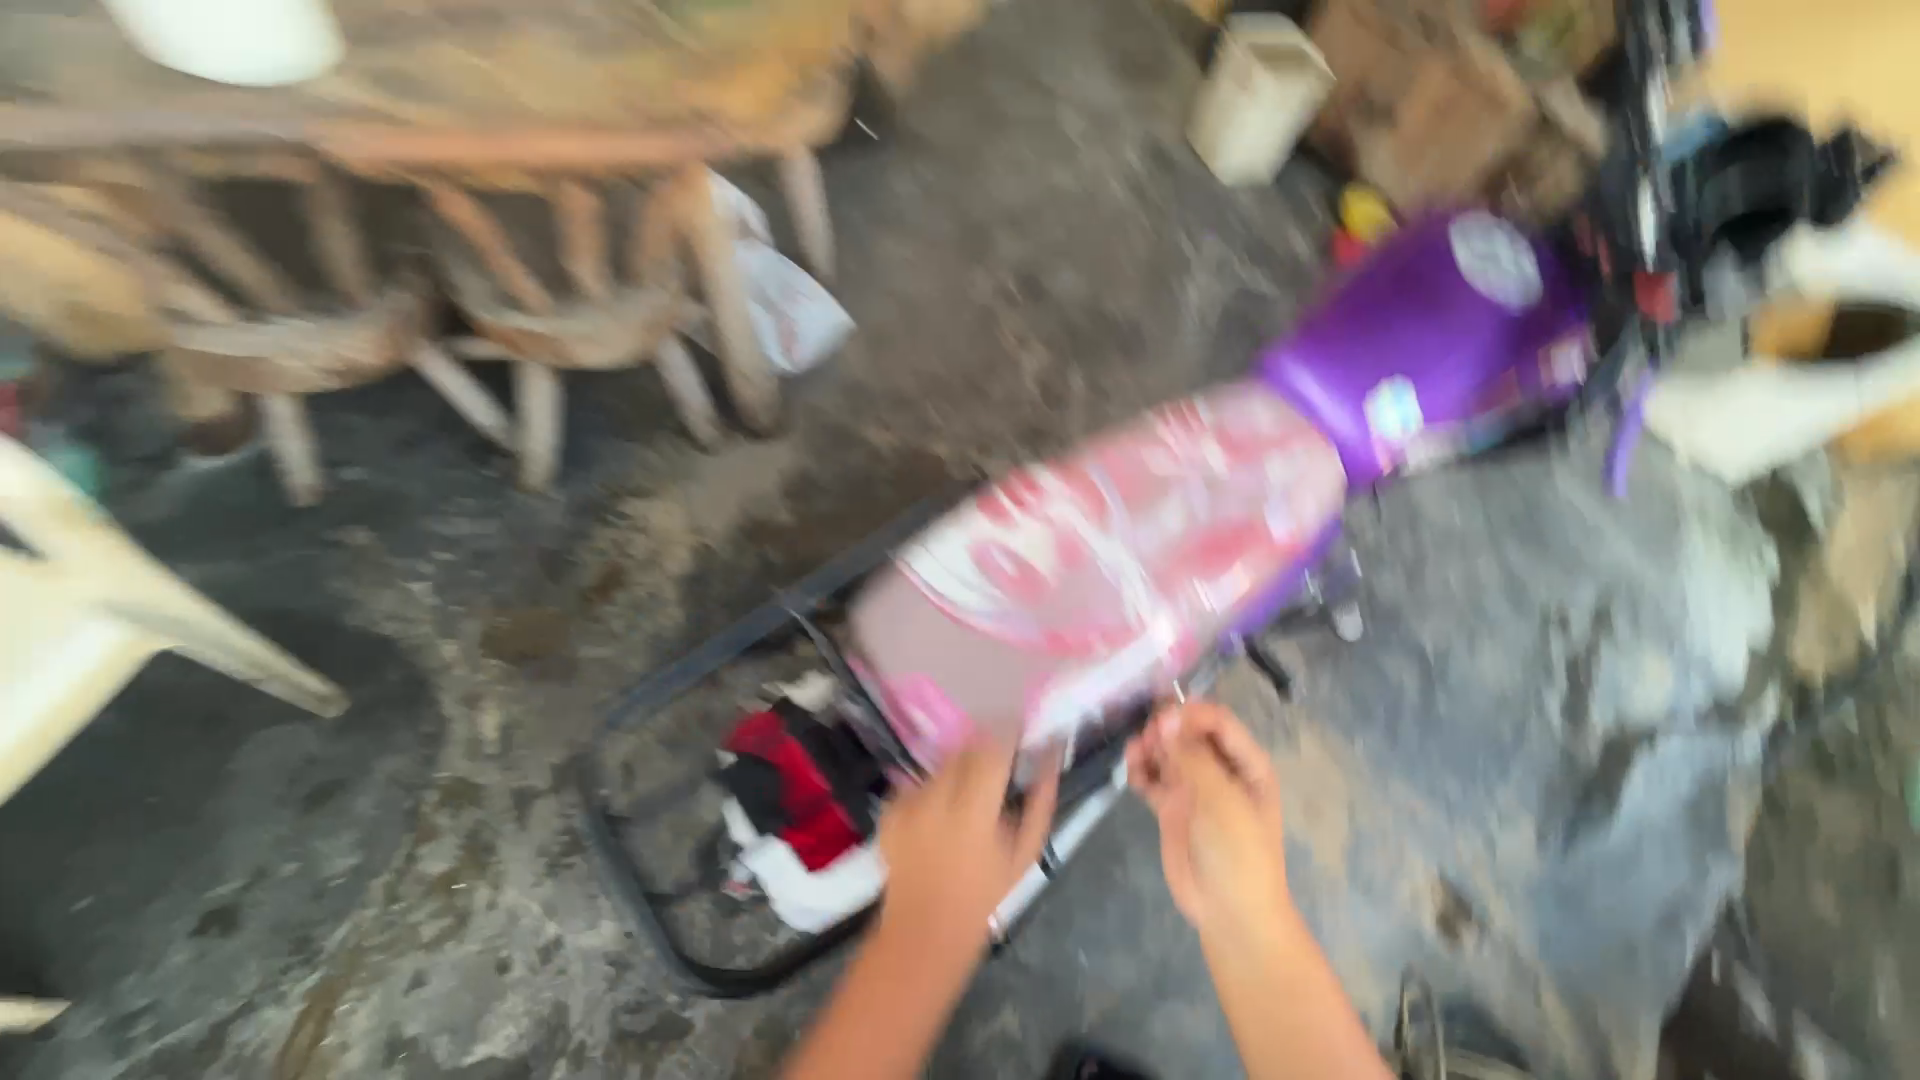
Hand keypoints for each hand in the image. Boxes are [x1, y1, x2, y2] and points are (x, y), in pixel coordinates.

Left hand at [875, 740, 1059, 955]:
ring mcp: (908, 803)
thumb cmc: (984, 892)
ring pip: (940, 765)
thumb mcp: (1024, 853)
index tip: (1018, 728)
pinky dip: (930, 789)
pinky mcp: (889, 811)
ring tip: (965, 797)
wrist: (926, 926)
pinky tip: (938, 813)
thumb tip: (1052, 756)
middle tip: (994, 764)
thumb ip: (1041, 801)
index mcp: (974, 810)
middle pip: (964, 749)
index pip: (992, 748)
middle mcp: (937, 799)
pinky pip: (916, 783)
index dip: (1007, 731)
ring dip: (956, 769)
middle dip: (982, 749)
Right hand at [1125, 703, 1292, 939]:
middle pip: (1189, 732)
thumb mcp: (1222, 802)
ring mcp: (1194, 788)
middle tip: (1147, 740)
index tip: (1162, 720)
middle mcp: (1220, 770)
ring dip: (1149, 747)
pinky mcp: (1171, 807)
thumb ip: (1193, 758)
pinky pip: (1152, 777)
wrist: (1230, 912)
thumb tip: (1164, 718)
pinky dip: (1140, 770)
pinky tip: (1133, 774)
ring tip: (1135, 756)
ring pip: (1167, 752)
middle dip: (1166, 729)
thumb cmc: (1238, 854)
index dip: (1191, 715)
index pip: (1218, 722)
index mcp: (1247, 764)